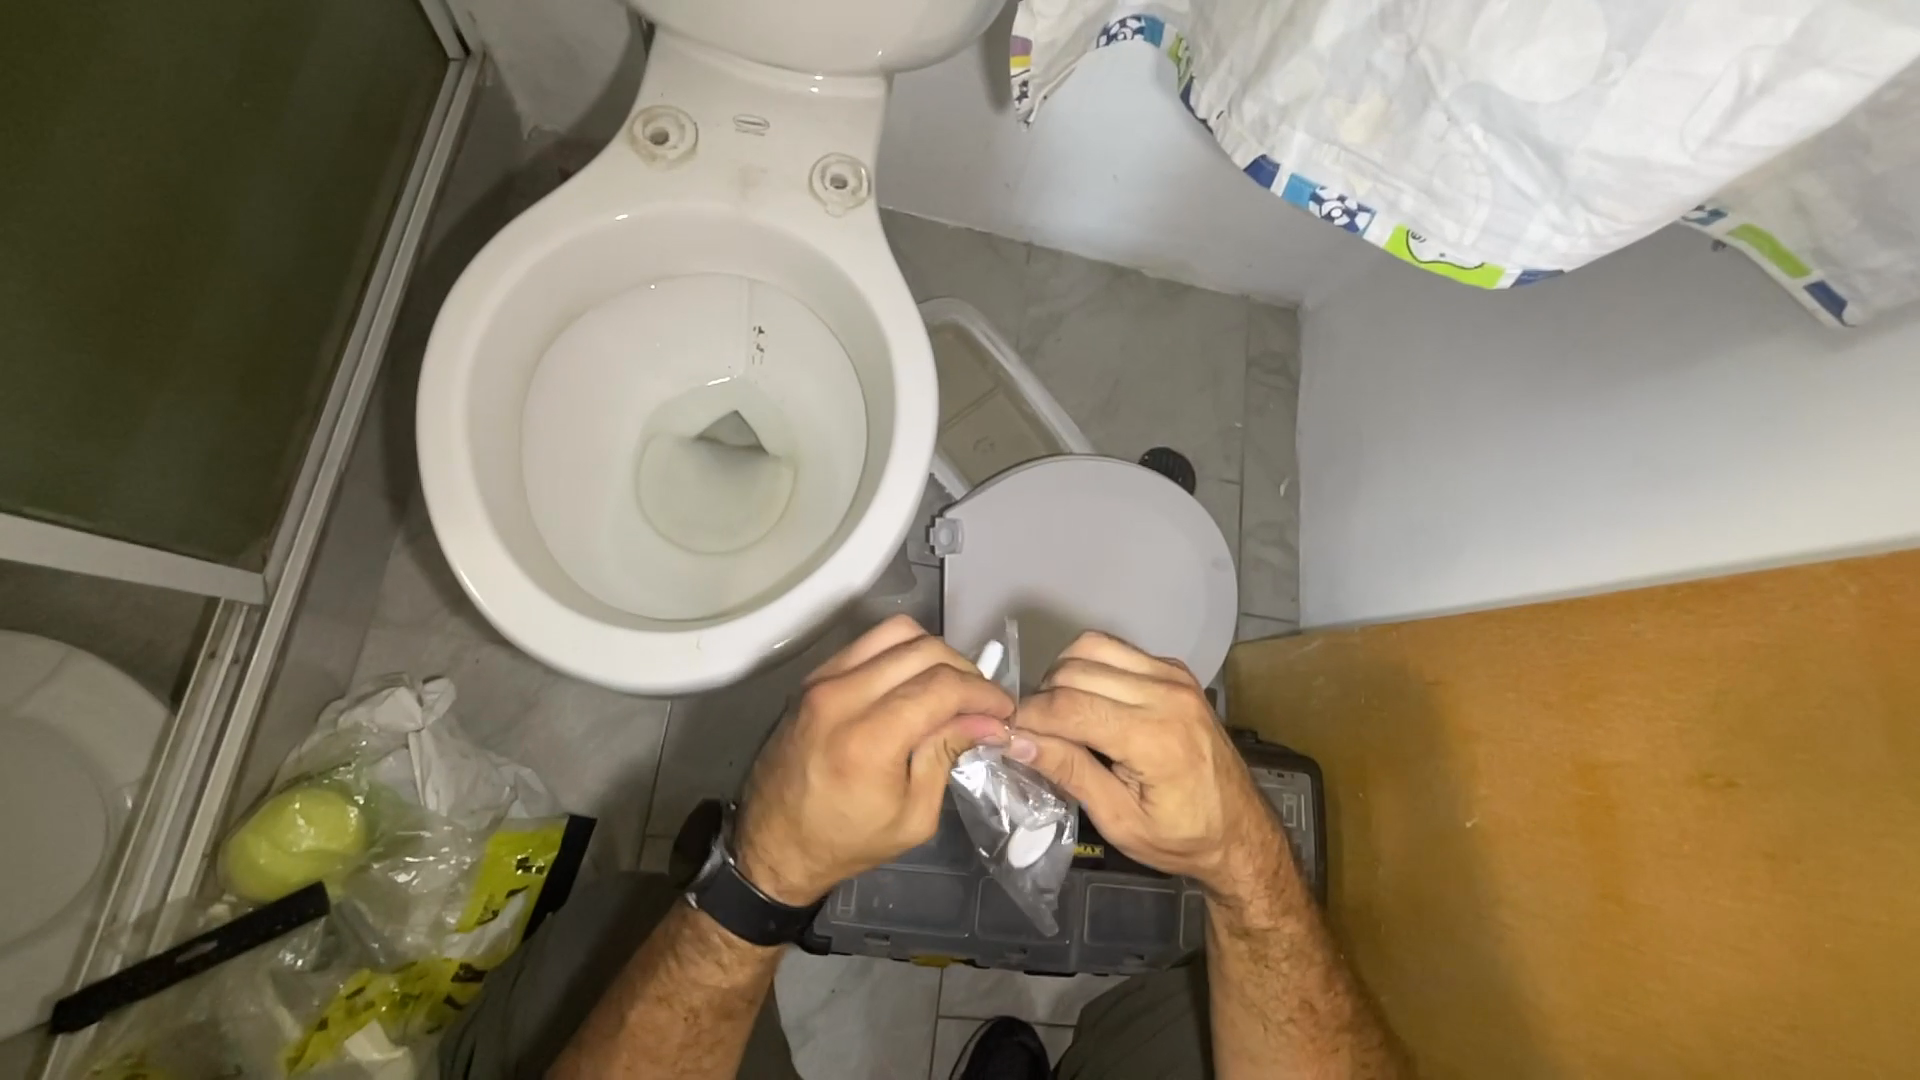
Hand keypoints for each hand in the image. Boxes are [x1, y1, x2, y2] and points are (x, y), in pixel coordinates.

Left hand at [733, 615, 1013, 905]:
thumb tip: (989, 721)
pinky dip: (902, 652)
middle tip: (981, 702)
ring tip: (950, 686)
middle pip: (925, 649)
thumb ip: (947, 754)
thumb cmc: (846, 841)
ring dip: (935, 653)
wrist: (771, 844)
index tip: (1004, 711)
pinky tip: (914, 682)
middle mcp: (842, 696)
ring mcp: (823, 679)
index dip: (983, 694)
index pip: (942, 687)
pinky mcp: (814, 676)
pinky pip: (869, 642)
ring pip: (897, 631)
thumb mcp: (914, 816)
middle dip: (966, 670)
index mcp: (867, 739)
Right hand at [1008, 632, 1291, 910]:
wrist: (1241, 830)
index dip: (1027, 716)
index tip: (1005, 734)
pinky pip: (1115, 649)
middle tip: (1032, 732)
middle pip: (1073, 670)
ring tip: (1059, 713)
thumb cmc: (1180, 838)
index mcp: (1154, 738)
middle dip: (1040, 697)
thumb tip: (1014, 739)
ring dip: (1061, 674)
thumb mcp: (1118, 820)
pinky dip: (1089, 666)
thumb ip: (1068, 772)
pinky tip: (1089, 701)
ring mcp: (1173, 675)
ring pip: (1090, 646)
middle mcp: (1165, 693)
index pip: (1068, 706)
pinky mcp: (1174, 669)